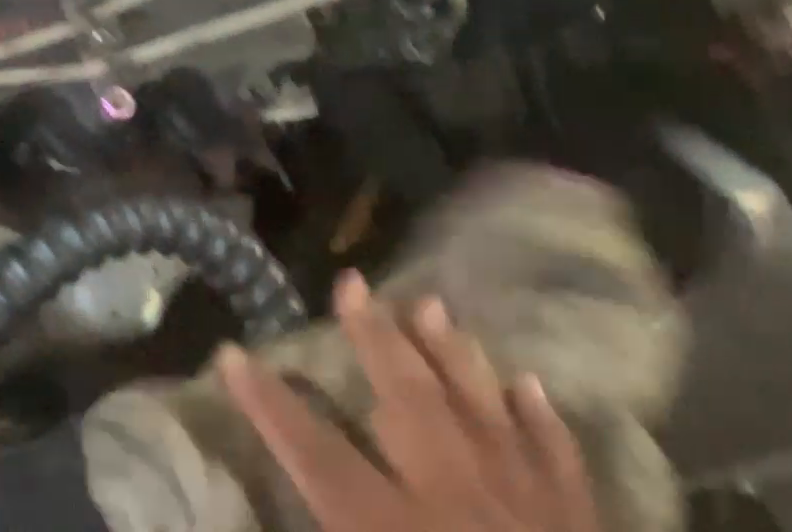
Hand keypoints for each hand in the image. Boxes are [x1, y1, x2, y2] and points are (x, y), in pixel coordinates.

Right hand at [217, 272, 601, 531]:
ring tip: (432, 307)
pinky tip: (530, 384)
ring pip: (485, 414)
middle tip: (353, 283)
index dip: (269, 405)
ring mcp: (527, 514)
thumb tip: (256, 524)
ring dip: (456, 357)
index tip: (232, 355)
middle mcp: (457, 507)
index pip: (317, 455)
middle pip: (409, 405)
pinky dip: (543, 421)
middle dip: (376, 341)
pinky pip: (560, 463)